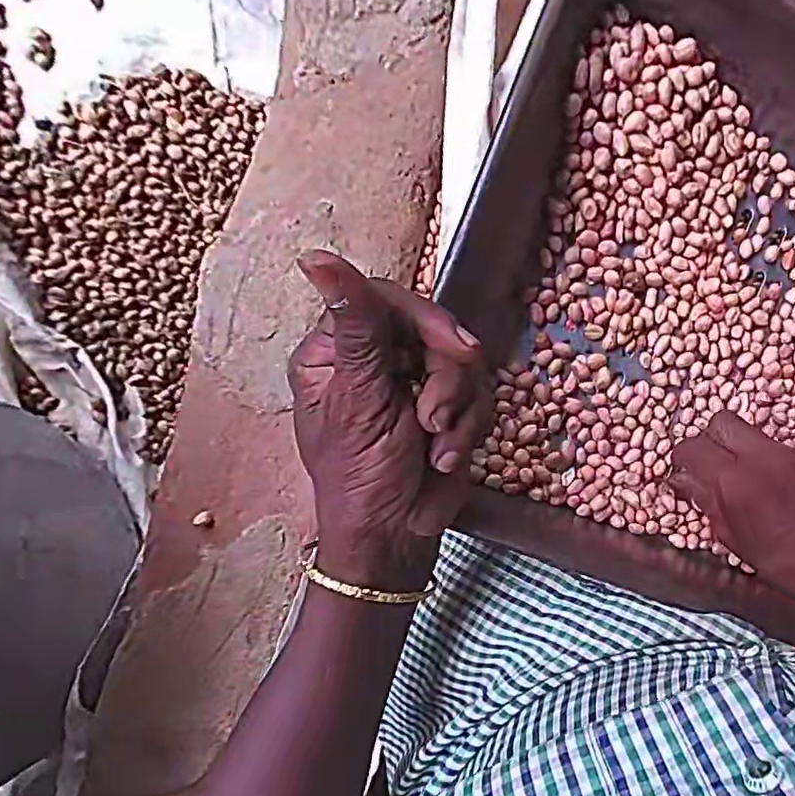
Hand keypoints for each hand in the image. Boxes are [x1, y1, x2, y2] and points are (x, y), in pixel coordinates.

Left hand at [288, 250, 488, 589]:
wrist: (394, 538)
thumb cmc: (360, 476)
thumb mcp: (359, 401)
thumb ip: (355, 329)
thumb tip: (316, 257)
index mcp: (338, 351)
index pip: (387, 301)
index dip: (428, 320)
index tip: (458, 348)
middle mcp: (379, 361)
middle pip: (436, 333)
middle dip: (446, 382)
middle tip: (434, 421)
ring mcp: (415, 386)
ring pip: (465, 367)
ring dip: (459, 415)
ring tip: (438, 451)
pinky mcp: (447, 411)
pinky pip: (478, 399)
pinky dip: (468, 432)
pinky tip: (446, 460)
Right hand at [667, 411, 794, 597]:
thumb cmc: (776, 559)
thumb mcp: (728, 533)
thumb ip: (704, 498)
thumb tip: (683, 481)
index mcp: (733, 481)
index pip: (693, 447)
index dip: (682, 456)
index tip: (682, 467)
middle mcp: (759, 459)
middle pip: (721, 421)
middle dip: (709, 439)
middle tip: (707, 462)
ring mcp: (785, 454)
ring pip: (748, 430)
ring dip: (735, 446)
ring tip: (735, 474)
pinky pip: (771, 445)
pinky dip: (760, 458)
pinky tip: (762, 482)